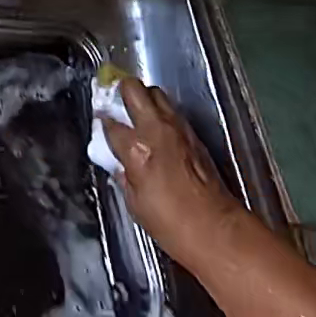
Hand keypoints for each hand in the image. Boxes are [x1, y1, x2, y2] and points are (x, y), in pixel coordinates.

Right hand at [102, 78, 248, 268]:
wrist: (214, 227)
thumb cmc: (171, 224)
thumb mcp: (134, 203)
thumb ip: (123, 174)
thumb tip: (119, 163)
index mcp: (136, 149)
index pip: (112, 124)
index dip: (103, 122)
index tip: (101, 122)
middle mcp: (155, 129)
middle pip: (134, 89)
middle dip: (122, 90)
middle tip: (118, 101)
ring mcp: (176, 126)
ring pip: (156, 93)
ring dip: (145, 98)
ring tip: (139, 111)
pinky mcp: (192, 131)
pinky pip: (172, 110)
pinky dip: (162, 112)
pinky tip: (159, 128)